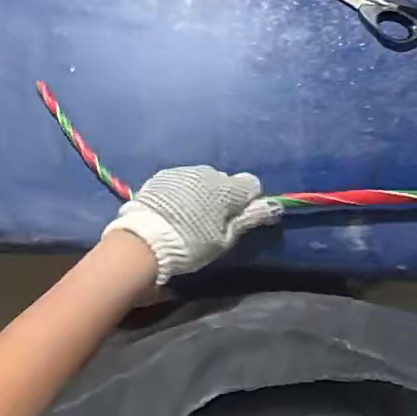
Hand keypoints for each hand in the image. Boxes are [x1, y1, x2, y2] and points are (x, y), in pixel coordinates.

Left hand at [105, 165, 280, 283]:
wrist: (144, 240)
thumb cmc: (190, 243)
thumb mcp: (224, 239)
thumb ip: (248, 219)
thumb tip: (272, 206)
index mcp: (226, 187)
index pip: (251, 185)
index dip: (246, 202)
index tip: (236, 218)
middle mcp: (206, 173)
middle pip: (223, 181)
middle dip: (221, 197)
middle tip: (210, 221)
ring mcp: (181, 172)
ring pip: (201, 180)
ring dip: (200, 193)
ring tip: (187, 216)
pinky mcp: (161, 176)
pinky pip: (180, 181)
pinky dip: (181, 192)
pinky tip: (171, 210)